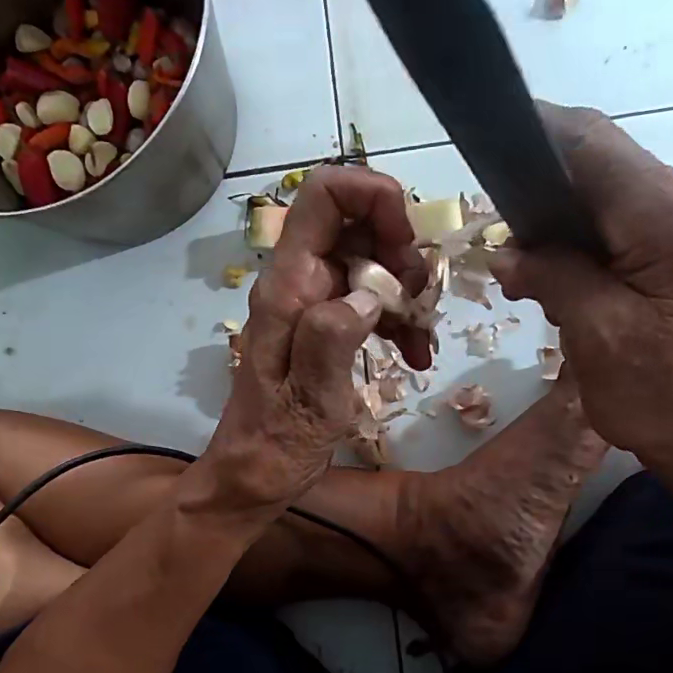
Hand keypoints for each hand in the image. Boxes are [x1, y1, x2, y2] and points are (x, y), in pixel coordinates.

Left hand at [205, 166, 428, 506]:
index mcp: (287, 288)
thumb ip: (331, 339)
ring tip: (420, 339)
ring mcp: (311, 300)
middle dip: (399, 251)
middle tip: (418, 303)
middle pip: (355, 222)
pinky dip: (396, 314)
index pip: (322, 196)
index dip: (371, 195)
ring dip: (405, 289)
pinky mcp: (324, 322)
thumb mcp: (310, 402)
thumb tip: (369, 293)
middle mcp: (296, 281)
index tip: (406, 240)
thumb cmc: (275, 446)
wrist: (252, 477)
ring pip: (368, 258)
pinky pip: (368, 295)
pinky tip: (413, 352)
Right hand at [490, 103, 672, 457]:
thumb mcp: (593, 332)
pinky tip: (556, 273)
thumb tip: (504, 251)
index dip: (536, 133)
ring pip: (605, 191)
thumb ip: (549, 274)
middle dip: (541, 193)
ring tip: (522, 266)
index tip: (488, 139)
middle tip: (499, 236)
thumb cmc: (659, 392)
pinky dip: (581, 236)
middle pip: (599, 165)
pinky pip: (620, 215)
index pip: (593, 146)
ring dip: (558, 220)